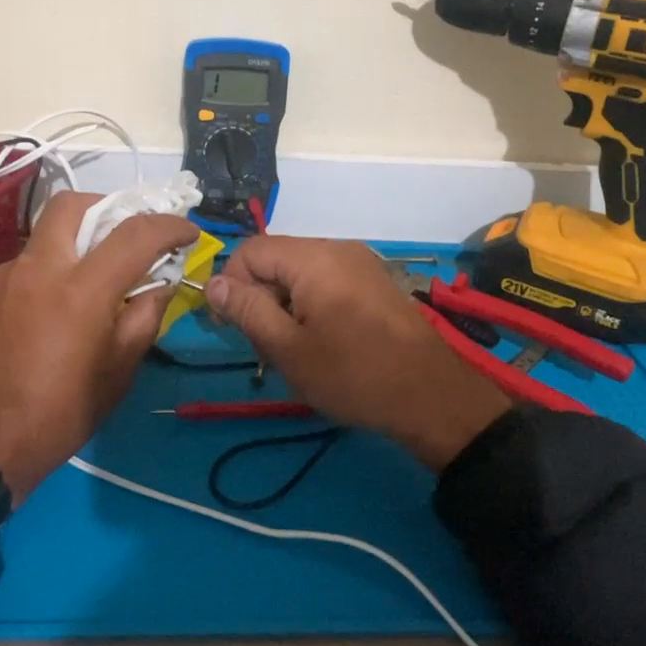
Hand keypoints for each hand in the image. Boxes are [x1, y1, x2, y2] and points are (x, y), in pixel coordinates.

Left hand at [0, 192, 200, 501]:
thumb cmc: (58, 415)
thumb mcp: (117, 375)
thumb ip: (143, 318)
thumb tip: (160, 285)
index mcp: (80, 291)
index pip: (134, 235)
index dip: (168, 226)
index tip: (186, 232)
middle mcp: (37, 268)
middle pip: (71, 204)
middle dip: (104, 208)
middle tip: (122, 236)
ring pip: (41, 240)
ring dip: (67, 251)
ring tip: (77, 290)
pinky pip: (16, 271)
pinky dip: (38, 280)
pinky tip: (38, 316)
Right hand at [206, 237, 510, 469]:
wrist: (432, 396)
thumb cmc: (354, 375)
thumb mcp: (289, 349)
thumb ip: (247, 310)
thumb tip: (213, 283)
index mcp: (314, 258)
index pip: (250, 250)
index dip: (231, 285)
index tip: (232, 327)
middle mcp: (337, 249)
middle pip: (277, 259)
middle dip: (260, 297)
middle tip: (265, 347)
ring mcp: (361, 264)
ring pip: (300, 273)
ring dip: (284, 305)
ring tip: (294, 350)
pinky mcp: (375, 282)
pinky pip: (327, 282)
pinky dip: (311, 305)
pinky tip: (322, 344)